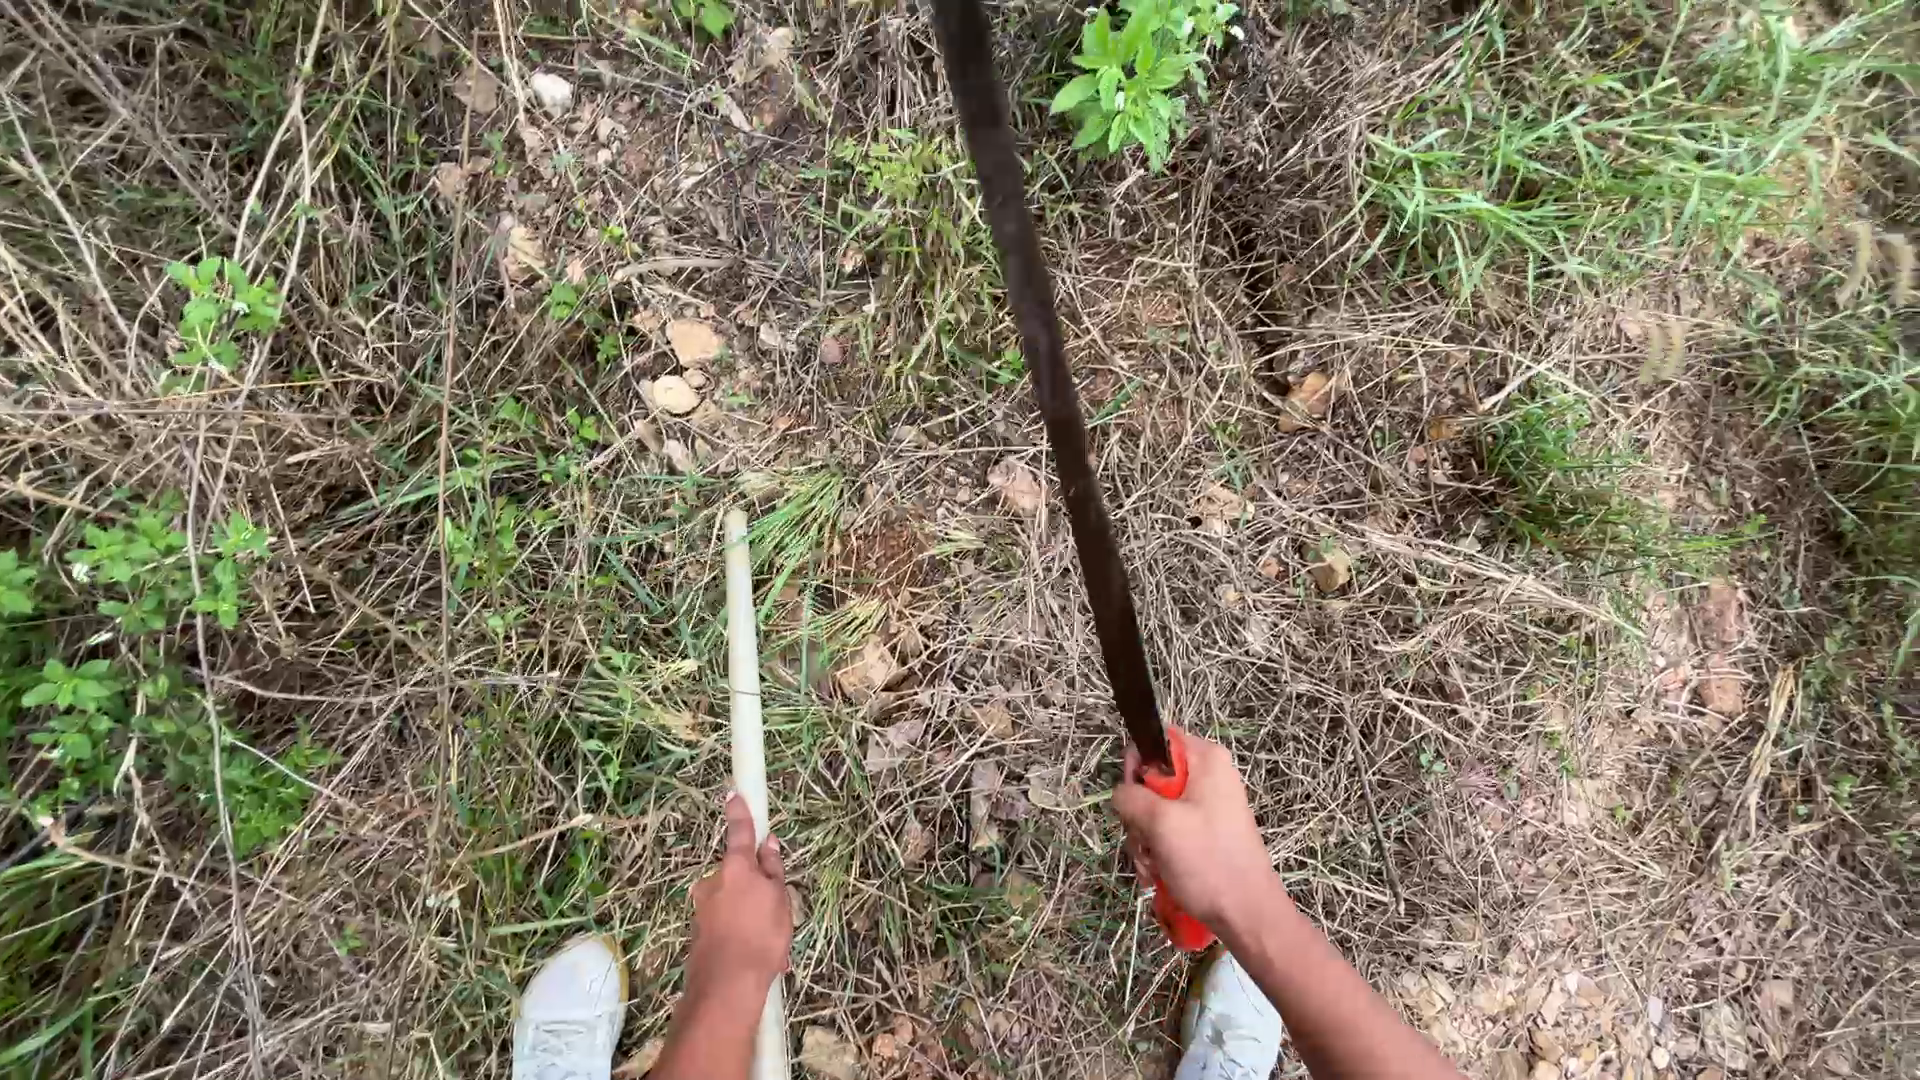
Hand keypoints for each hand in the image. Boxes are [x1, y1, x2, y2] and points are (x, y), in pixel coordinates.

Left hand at [686, 793, 790, 998]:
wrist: (726, 988)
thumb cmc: (761, 936)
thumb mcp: (779, 899)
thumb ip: (773, 870)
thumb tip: (768, 844)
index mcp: (736, 868)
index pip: (740, 832)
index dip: (738, 812)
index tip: (732, 793)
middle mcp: (713, 882)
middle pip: (737, 873)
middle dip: (754, 886)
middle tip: (775, 910)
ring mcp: (702, 908)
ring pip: (732, 902)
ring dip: (749, 915)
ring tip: (770, 942)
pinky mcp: (698, 933)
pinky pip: (725, 925)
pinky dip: (740, 934)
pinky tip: (756, 956)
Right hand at [1111, 730, 1284, 934]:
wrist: (1248, 917)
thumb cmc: (1209, 861)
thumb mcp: (1160, 822)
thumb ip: (1129, 796)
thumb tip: (1122, 793)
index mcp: (1206, 759)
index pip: (1155, 741)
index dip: (1137, 768)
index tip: (1135, 801)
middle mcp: (1208, 776)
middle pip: (1150, 780)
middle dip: (1139, 816)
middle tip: (1146, 841)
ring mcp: (1206, 806)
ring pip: (1154, 810)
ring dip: (1145, 840)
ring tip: (1153, 866)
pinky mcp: (1204, 832)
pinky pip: (1167, 830)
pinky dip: (1157, 852)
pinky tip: (1159, 874)